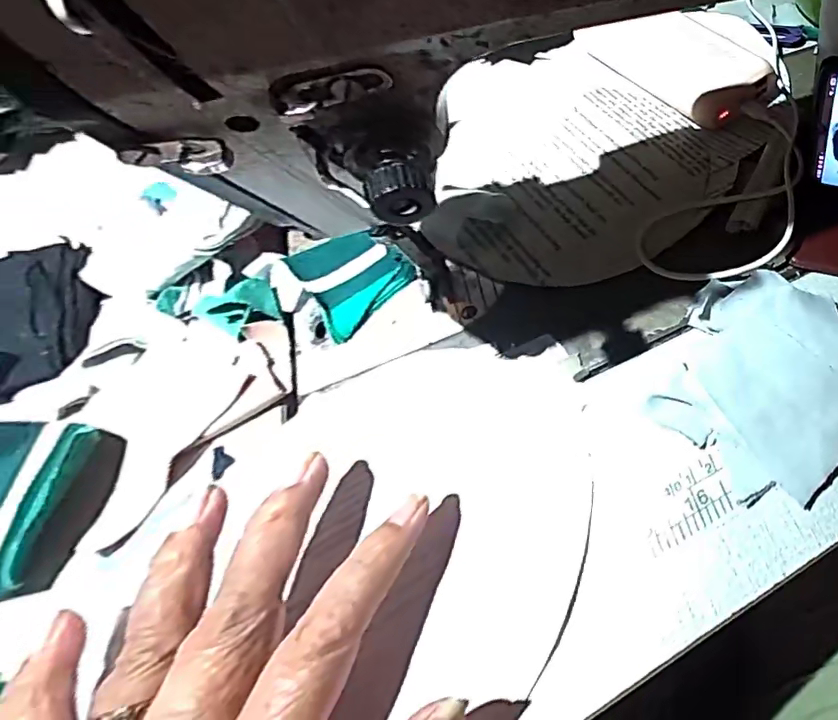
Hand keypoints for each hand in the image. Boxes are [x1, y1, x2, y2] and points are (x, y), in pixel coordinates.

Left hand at [0, 454, 464, 719]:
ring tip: (208, 505)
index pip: (329, 633)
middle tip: (310, 471)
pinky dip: (48, 668)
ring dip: (182, 568)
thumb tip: (461, 703)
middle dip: (281, 532)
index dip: (376, 561)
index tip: (412, 508)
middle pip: (239, 618)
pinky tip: (66, 619)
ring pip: (146, 647)